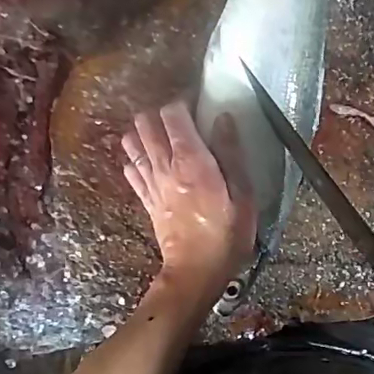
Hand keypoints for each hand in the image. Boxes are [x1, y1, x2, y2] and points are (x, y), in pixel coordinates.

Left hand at [121, 103, 256, 298]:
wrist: (197, 270)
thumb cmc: (227, 234)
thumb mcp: (243, 194)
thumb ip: (231, 153)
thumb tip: (223, 119)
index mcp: (191, 160)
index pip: (173, 113)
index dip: (184, 103)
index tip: (198, 107)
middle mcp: (165, 166)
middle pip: (145, 122)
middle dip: (160, 114)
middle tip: (181, 122)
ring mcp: (150, 183)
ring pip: (132, 141)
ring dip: (144, 134)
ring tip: (164, 139)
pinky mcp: (145, 200)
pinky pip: (130, 169)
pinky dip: (136, 158)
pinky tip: (152, 163)